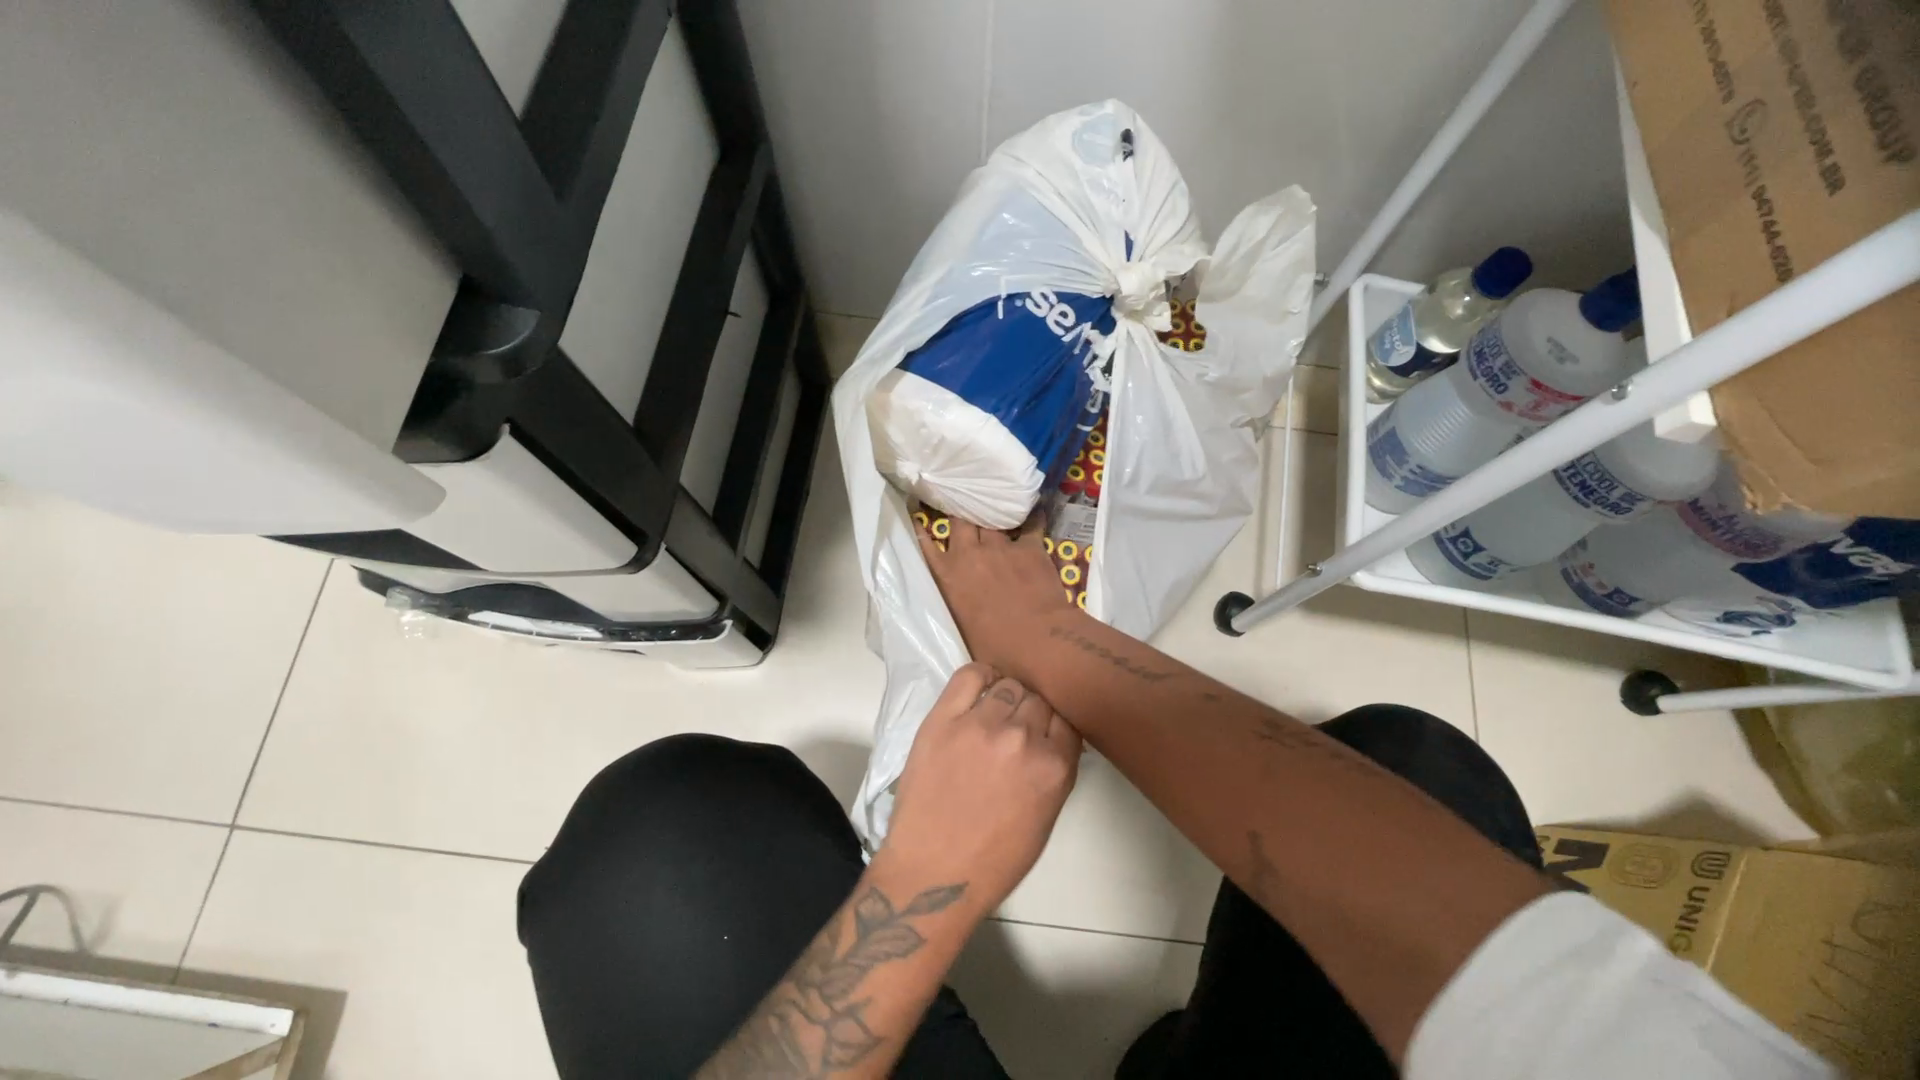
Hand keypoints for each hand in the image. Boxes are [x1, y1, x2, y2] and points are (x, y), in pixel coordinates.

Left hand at [879, 664, 1081, 915]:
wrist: (932, 872)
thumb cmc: (993, 859)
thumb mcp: (1045, 818)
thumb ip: (1056, 771)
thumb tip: (1053, 738)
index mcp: (1055, 768)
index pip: (1068, 719)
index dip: (1056, 724)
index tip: (1045, 731)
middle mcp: (1022, 739)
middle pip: (1039, 699)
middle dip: (1032, 712)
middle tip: (1016, 729)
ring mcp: (980, 726)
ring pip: (1009, 685)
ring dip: (1007, 697)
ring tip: (995, 714)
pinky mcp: (942, 720)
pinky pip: (970, 674)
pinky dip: (981, 676)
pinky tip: (980, 689)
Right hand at [918, 516, 1086, 681]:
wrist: (1039, 642)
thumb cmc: (996, 648)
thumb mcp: (961, 629)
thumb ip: (954, 607)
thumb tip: (957, 607)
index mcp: (948, 577)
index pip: (926, 544)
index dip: (923, 531)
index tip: (921, 521)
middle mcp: (970, 554)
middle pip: (960, 520)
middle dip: (962, 518)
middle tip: (967, 519)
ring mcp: (1001, 547)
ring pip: (992, 520)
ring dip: (992, 520)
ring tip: (997, 516)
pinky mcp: (1030, 547)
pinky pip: (1031, 524)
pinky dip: (1032, 519)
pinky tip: (1033, 514)